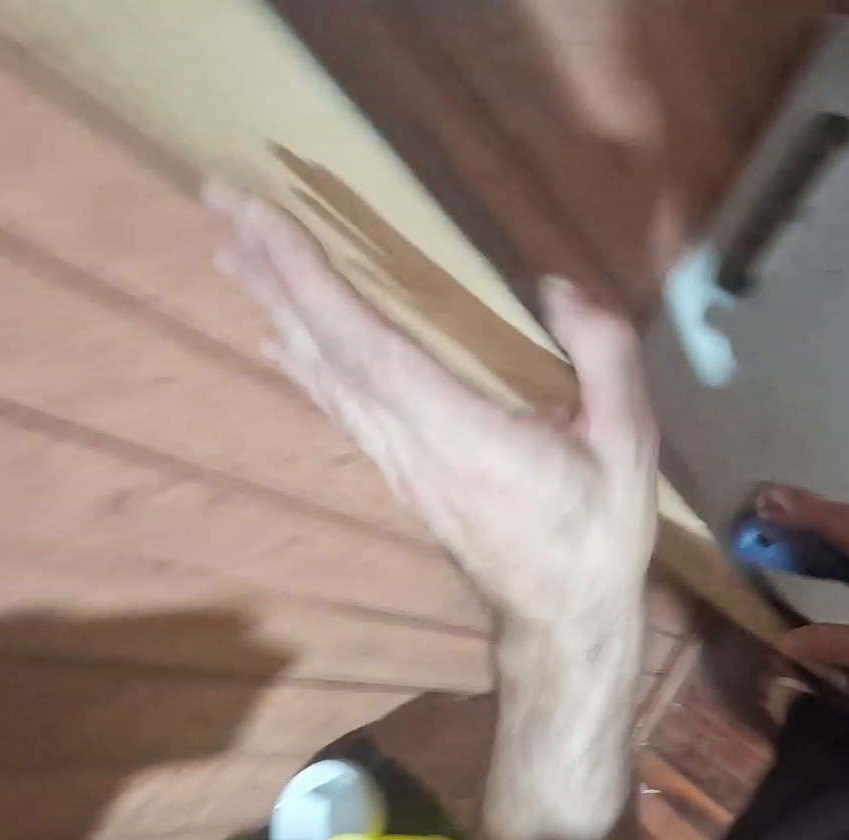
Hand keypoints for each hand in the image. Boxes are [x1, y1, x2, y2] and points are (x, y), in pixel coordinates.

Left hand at [206, 182, 657, 627]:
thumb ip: (604, 357)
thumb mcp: (629, 444)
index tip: (259, 215)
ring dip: (279, 313)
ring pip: (326, 382)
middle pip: (328, 356)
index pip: (368, 347)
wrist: (562, 623)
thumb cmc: (597, 538)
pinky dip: (306, 368)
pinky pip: (343, 413)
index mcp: (463, 436)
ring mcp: (400, 469)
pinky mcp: (405, 481)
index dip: (311, 280)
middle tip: (219, 206)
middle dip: (272, 277)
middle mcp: (412, 449)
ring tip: (234, 255)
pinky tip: (281, 343)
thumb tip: (554, 289)